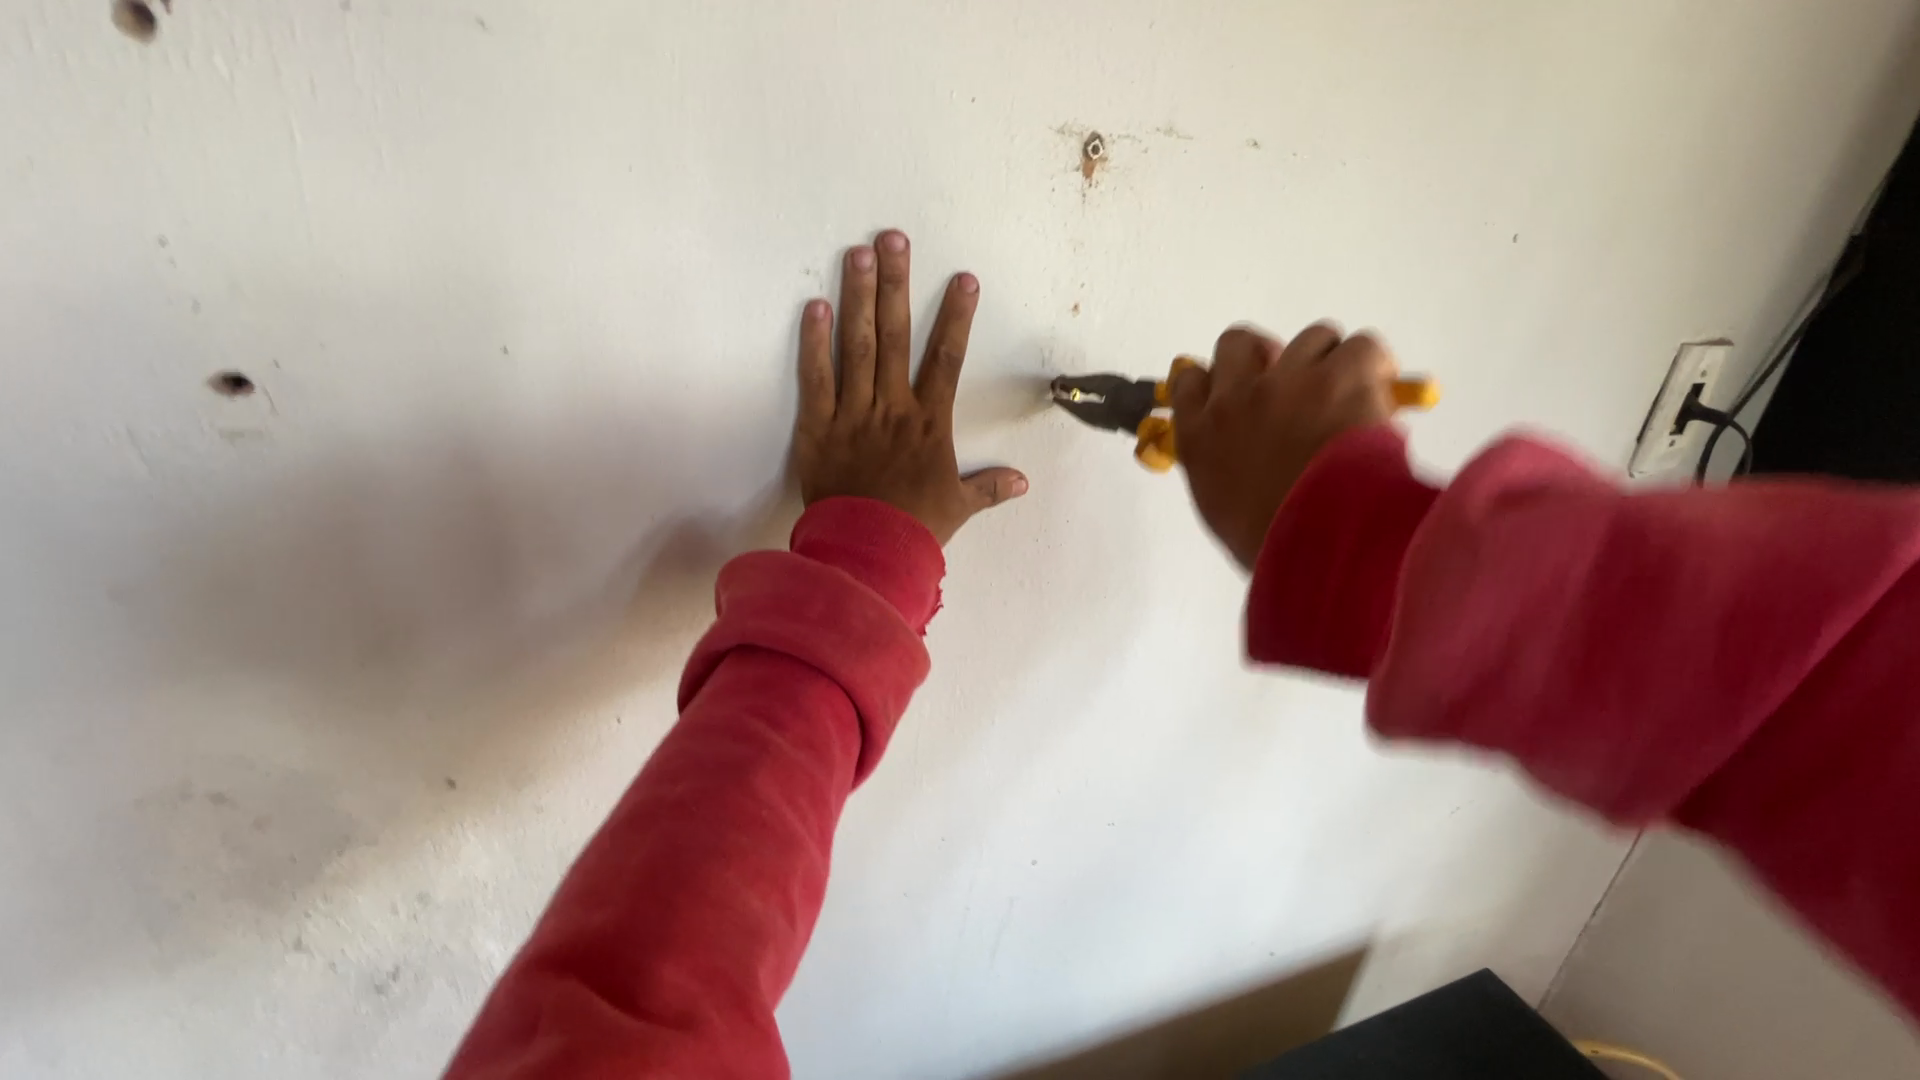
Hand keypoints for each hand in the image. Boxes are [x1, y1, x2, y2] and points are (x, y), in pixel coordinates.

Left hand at [791, 230, 1027, 544]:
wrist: (868, 552)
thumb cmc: (915, 528)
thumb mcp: (958, 508)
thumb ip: (989, 489)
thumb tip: (1022, 484)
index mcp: (929, 423)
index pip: (948, 359)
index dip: (957, 317)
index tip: (964, 278)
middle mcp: (893, 407)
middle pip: (897, 336)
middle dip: (898, 285)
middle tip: (893, 239)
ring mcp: (854, 414)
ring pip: (858, 347)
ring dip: (859, 298)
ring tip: (857, 253)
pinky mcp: (819, 427)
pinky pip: (816, 379)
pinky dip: (814, 343)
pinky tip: (815, 306)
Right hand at [1171, 323, 1397, 569]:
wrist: (1320, 544)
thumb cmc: (1267, 543)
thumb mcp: (1221, 507)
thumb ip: (1222, 466)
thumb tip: (1247, 449)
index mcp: (1199, 437)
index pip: (1191, 380)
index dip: (1220, 379)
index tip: (1244, 392)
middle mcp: (1234, 399)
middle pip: (1239, 342)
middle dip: (1268, 355)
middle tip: (1298, 384)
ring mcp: (1285, 383)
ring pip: (1312, 337)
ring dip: (1332, 362)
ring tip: (1353, 397)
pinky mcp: (1338, 375)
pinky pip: (1363, 346)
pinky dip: (1376, 367)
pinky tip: (1382, 396)